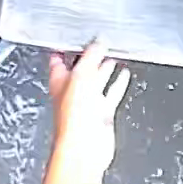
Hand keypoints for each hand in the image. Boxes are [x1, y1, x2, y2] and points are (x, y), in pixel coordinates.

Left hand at [47, 39, 131, 181]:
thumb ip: (91, 56)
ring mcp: (87, 102)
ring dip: (104, 68)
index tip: (75, 36)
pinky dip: (118, 83)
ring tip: (112, 55)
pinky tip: (123, 75)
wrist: (85, 147)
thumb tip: (98, 42)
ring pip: (97, 79)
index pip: (59, 58)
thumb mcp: (82, 74)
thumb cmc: (73, 115)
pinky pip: (111, 93)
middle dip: (90, 55)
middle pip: (81, 67)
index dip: (66, 46)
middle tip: (99, 43)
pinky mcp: (101, 112)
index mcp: (59, 79)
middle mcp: (72, 90)